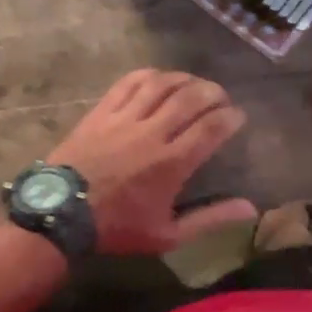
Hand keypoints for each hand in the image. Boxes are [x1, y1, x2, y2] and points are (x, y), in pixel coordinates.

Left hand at [47, 69, 257, 254]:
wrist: (61, 212)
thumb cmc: (117, 227)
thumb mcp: (167, 235)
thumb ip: (210, 219)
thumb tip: (250, 208)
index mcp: (172, 163)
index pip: (211, 127)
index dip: (230, 117)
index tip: (238, 116)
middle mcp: (152, 133)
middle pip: (191, 98)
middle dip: (213, 92)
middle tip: (221, 97)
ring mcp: (124, 118)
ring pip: (161, 85)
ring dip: (184, 79)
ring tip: (195, 84)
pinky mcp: (102, 111)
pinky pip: (129, 83)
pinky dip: (149, 76)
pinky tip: (159, 78)